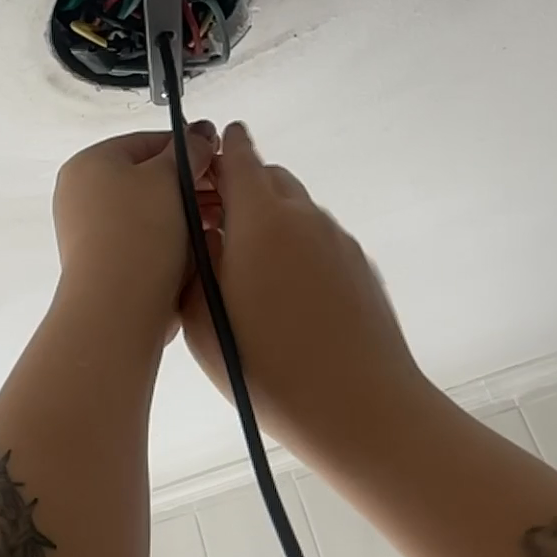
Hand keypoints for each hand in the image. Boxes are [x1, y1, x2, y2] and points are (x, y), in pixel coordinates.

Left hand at [52, 122, 219, 328]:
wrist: (116, 306)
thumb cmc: (137, 235)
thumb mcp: (170, 177)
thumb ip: (189, 150)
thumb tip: (200, 136)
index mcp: (91, 163)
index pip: (149, 142)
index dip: (189, 148)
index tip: (219, 159)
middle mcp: (83, 194)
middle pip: (148, 178)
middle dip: (190, 184)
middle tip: (223, 192)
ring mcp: (91, 231)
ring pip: (150, 212)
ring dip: (185, 214)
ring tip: (215, 221)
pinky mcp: (106, 263)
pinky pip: (144, 241)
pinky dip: (171, 241)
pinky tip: (197, 248)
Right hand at [180, 122, 425, 442]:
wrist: (361, 409)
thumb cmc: (267, 367)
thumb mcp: (201, 317)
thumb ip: (195, 261)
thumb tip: (203, 232)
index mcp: (261, 219)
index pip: (240, 156)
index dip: (221, 148)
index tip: (209, 150)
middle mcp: (305, 217)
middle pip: (270, 179)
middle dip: (242, 188)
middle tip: (216, 223)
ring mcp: (339, 241)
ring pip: (297, 210)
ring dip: (270, 220)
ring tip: (249, 269)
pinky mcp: (360, 267)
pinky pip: (320, 240)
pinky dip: (297, 247)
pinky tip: (287, 295)